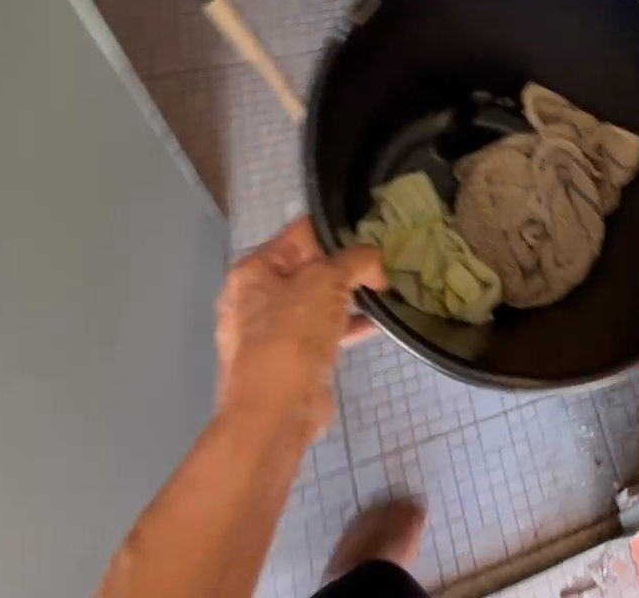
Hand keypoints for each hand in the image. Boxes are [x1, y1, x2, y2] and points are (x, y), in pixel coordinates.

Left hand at [215, 219, 385, 434]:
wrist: (275, 410)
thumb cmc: (293, 333)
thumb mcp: (330, 280)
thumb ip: (358, 260)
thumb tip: (376, 266)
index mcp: (253, 270)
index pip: (301, 232)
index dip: (337, 228)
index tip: (373, 228)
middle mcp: (255, 297)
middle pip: (310, 267)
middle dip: (346, 265)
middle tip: (383, 260)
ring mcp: (270, 332)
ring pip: (318, 301)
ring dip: (349, 296)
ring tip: (385, 289)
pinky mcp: (289, 359)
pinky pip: (323, 331)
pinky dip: (347, 325)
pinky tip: (377, 323)